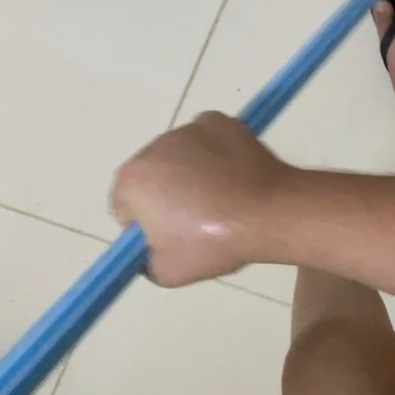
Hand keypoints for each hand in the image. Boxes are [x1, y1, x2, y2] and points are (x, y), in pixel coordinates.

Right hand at [110, 112, 293, 285]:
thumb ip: (144, 260)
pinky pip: (206, 140)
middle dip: (167, 195)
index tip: (174, 236)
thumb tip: (149, 247)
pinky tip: (232, 173)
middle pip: (151, 177)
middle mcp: (152, 147)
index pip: (125, 207)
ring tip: (221, 197)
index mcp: (131, 181)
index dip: (148, 226)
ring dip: (190, 172)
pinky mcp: (218, 121)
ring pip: (178, 156)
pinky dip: (214, 152)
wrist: (269, 212)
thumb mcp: (165, 272)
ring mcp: (188, 129)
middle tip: (200, 219)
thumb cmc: (214, 243)